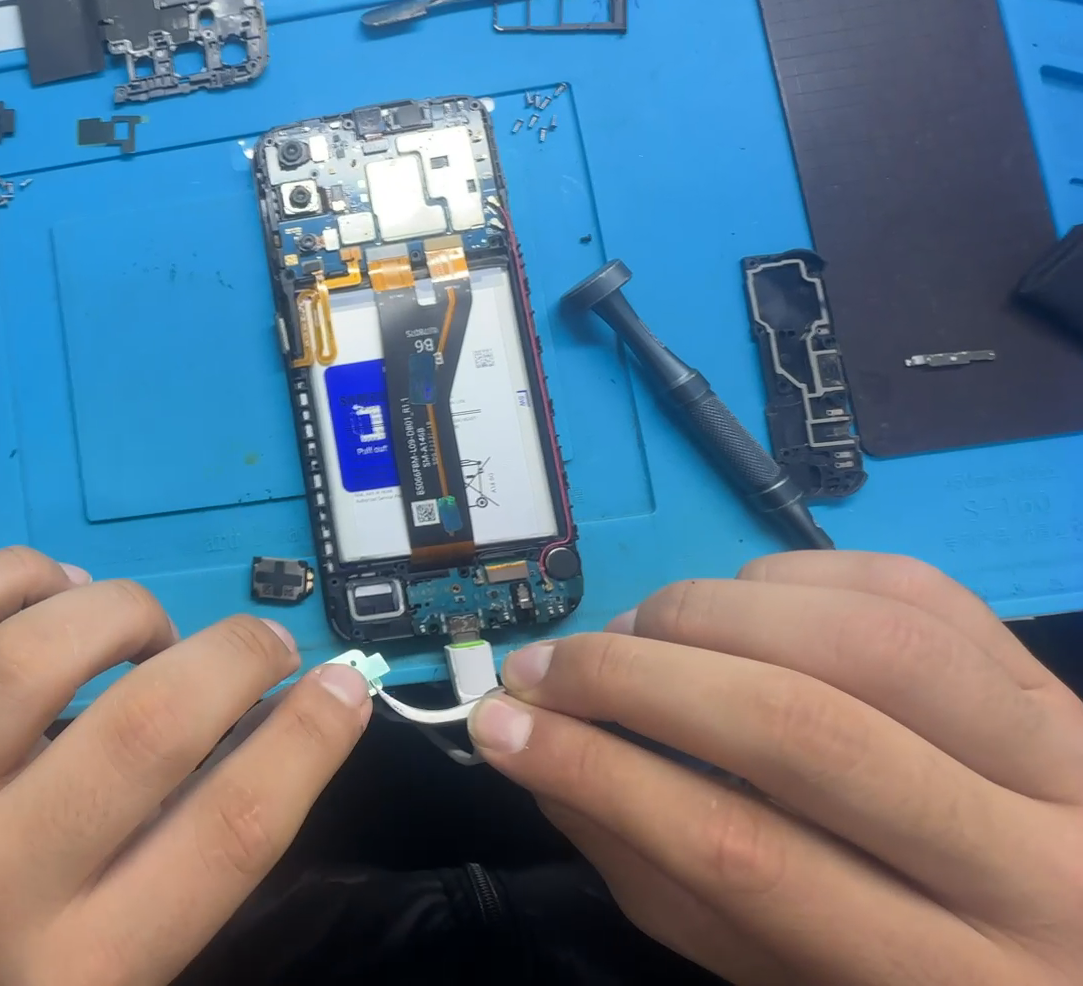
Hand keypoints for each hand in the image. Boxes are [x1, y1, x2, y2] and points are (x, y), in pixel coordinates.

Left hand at [0, 547, 371, 985]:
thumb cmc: (62, 935)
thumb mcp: (150, 919)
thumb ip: (222, 819)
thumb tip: (313, 691)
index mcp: (86, 963)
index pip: (224, 835)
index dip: (304, 742)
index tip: (342, 680)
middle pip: (138, 734)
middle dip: (228, 660)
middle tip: (259, 643)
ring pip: (27, 658)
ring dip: (119, 613)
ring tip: (145, 628)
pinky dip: (11, 574)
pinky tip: (58, 587)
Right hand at [467, 551, 1082, 984]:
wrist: (1072, 936)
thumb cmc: (883, 966)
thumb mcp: (758, 961)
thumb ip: (641, 861)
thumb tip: (525, 740)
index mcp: (957, 982)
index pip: (743, 851)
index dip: (594, 771)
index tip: (498, 723)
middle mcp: (1047, 871)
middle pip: (798, 727)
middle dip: (627, 678)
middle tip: (542, 669)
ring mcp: (1072, 759)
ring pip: (856, 639)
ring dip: (695, 615)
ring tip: (631, 636)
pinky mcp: (1055, 676)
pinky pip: (903, 586)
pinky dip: (776, 578)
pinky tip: (730, 610)